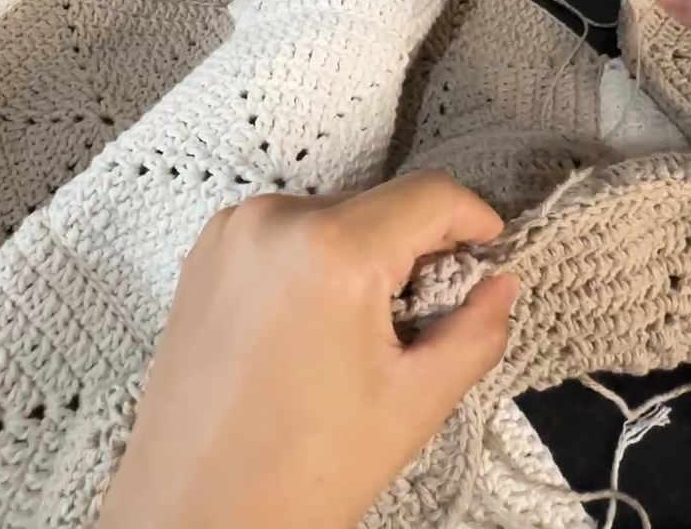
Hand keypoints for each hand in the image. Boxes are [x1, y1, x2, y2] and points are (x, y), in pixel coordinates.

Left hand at [99, 171, 518, 528]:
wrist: (187, 516)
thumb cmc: (300, 473)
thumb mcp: (412, 404)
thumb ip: (476, 331)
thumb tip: (502, 282)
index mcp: (331, 249)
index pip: (427, 194)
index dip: (471, 216)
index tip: (488, 248)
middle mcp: (275, 217)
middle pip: (380, 204)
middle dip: (416, 246)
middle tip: (423, 312)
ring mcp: (233, 228)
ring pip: (335, 214)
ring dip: (365, 251)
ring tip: (358, 327)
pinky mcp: (208, 247)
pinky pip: (288, 229)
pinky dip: (316, 256)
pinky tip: (311, 319)